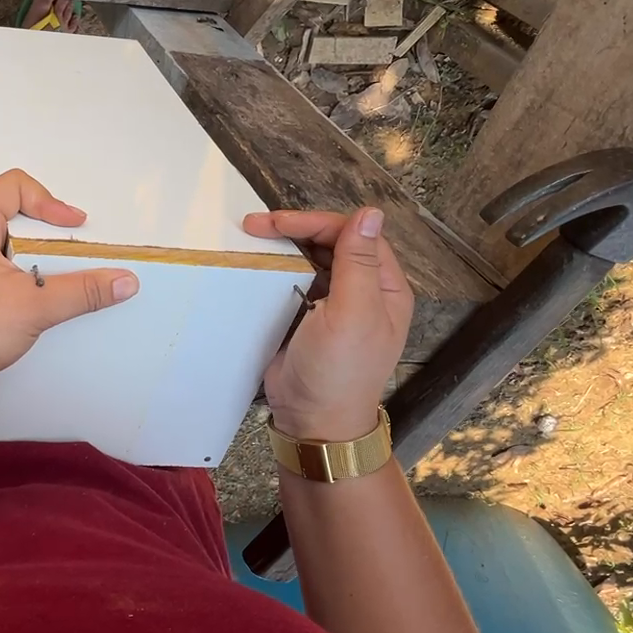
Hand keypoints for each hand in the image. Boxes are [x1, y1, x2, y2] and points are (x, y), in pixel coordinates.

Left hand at [0, 169, 138, 394]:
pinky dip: (28, 285)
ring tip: (64, 285)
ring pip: (12, 252)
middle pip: (16, 219)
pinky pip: (6, 277)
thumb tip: (126, 281)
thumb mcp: (35, 306)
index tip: (75, 225)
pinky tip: (44, 308)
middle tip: (76, 256)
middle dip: (50, 236)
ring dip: (41, 264)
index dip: (48, 199)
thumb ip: (83, 291)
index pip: (14, 187)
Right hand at [243, 207, 412, 441]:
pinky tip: (255, 266)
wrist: (312, 420)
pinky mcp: (303, 318)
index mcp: (383, 287)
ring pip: (308, 260)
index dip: (316, 223)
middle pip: (329, 242)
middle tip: (253, 225)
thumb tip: (370, 212)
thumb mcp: (352, 313)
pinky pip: (290, 283)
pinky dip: (273, 270)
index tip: (276, 223)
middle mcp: (360, 290)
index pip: (354, 235)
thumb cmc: (339, 371)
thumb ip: (358, 262)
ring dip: (281, 247)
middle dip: (293, 229)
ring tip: (249, 238)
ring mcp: (330, 304)